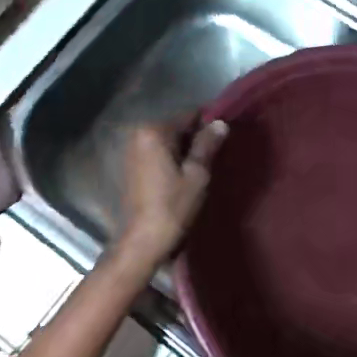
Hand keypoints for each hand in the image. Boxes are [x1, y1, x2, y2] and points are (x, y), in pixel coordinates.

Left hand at [115, 118, 227, 266]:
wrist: (144, 241)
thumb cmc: (174, 207)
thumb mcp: (197, 174)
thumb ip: (207, 145)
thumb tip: (220, 123)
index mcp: (154, 132)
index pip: (188, 115)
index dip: (209, 124)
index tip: (226, 136)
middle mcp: (138, 135)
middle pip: (176, 127)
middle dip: (196, 137)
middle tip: (217, 153)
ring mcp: (132, 151)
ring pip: (166, 142)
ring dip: (184, 150)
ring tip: (204, 165)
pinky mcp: (131, 168)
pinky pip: (157, 154)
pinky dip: (172, 159)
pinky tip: (186, 174)